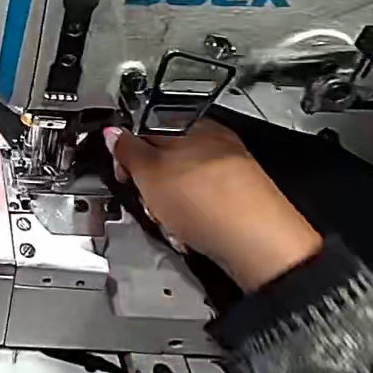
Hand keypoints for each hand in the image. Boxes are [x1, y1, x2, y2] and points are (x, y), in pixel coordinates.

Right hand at [105, 118, 322, 291]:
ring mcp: (229, 174)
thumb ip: (128, 150)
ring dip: (168, 206)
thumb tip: (113, 134)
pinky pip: (200, 205)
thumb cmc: (210, 202)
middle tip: (148, 198)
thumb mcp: (150, 173)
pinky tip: (189, 234)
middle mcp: (214, 144)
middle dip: (150, 184)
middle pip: (164, 159)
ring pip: (180, 185)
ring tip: (171, 222)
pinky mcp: (238, 202)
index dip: (129, 150)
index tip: (123, 170)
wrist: (259, 247)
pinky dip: (190, 220)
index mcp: (193, 125)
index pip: (148, 127)